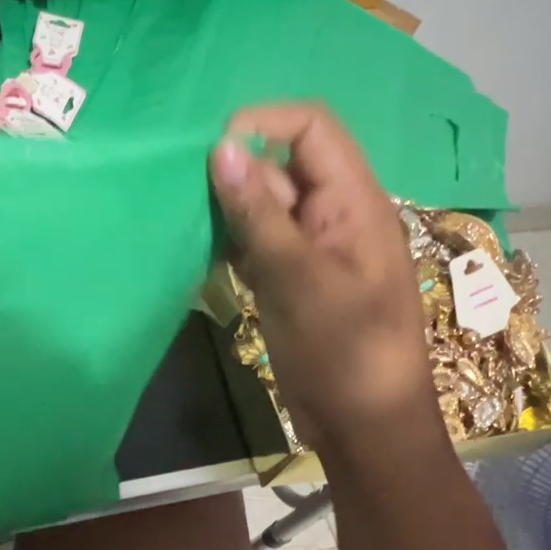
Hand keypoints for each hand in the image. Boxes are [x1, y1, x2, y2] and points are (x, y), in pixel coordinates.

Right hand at [208, 103, 438, 454]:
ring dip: (227, 213)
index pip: (312, 129)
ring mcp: (310, 251)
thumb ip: (260, 213)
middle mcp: (333, 216)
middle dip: (236, 174)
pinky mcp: (290, 283)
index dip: (264, 123)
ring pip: (264, 209)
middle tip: (186, 200)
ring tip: (187, 228)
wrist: (364, 426)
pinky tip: (201, 259)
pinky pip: (257, 246)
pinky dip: (230, 247)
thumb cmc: (346, 351)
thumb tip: (222, 149)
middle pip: (282, 166)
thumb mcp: (299, 279)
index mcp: (354, 201)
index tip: (212, 150)